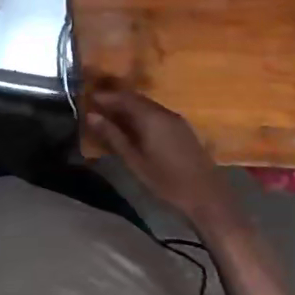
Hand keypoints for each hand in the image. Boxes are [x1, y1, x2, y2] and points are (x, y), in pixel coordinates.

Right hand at [84, 83, 237, 227]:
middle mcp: (164, 112)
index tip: (87, 99)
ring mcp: (176, 120)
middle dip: (115, 100)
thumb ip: (112, 136)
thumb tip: (91, 115)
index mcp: (151, 117)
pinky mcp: (183, 129)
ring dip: (128, 107)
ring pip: (147, 106)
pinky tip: (134, 128)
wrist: (207, 198)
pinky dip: (141, 115)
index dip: (104, 97)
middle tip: (96, 107)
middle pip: (136, 98)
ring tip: (111, 117)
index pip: (123, 97)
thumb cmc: (166, 182)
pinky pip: (157, 113)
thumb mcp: (134, 161)